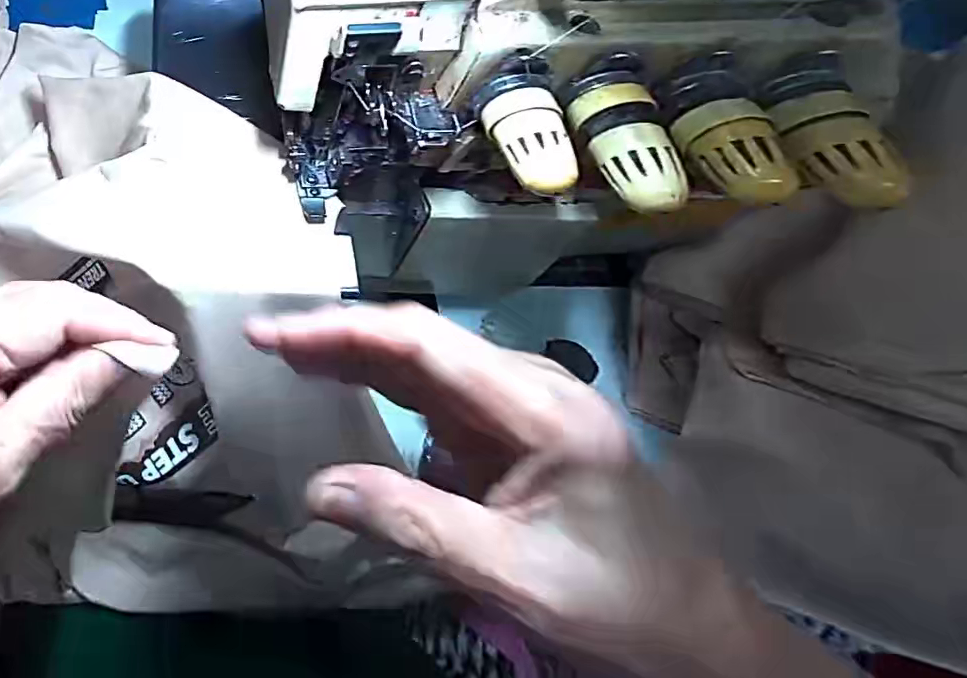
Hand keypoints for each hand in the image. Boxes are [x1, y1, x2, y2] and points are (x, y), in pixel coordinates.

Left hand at [0, 281, 172, 677]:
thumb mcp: (3, 456)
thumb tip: (134, 353)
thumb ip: (69, 392)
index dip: (113, 323)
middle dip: (100, 323)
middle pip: (42, 299)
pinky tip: (76, 354)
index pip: (51, 310)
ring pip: (30, 305)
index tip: (164, 344)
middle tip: (153, 351)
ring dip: (77, 328)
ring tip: (125, 353)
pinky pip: (10, 318)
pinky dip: (48, 335)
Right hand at [246, 304, 842, 677]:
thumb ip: (412, 523)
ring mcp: (512, 395)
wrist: (702, 635)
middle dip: (333, 332)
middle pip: (412, 337)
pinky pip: (424, 382)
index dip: (340, 330)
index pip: (420, 344)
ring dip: (346, 349)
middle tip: (265, 339)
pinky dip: (370, 374)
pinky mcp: (499, 415)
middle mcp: (523, 381)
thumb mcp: (514, 575)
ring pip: (413, 353)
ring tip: (283, 351)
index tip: (276, 335)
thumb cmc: (621, 605)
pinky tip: (333, 375)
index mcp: (539, 407)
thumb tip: (315, 490)